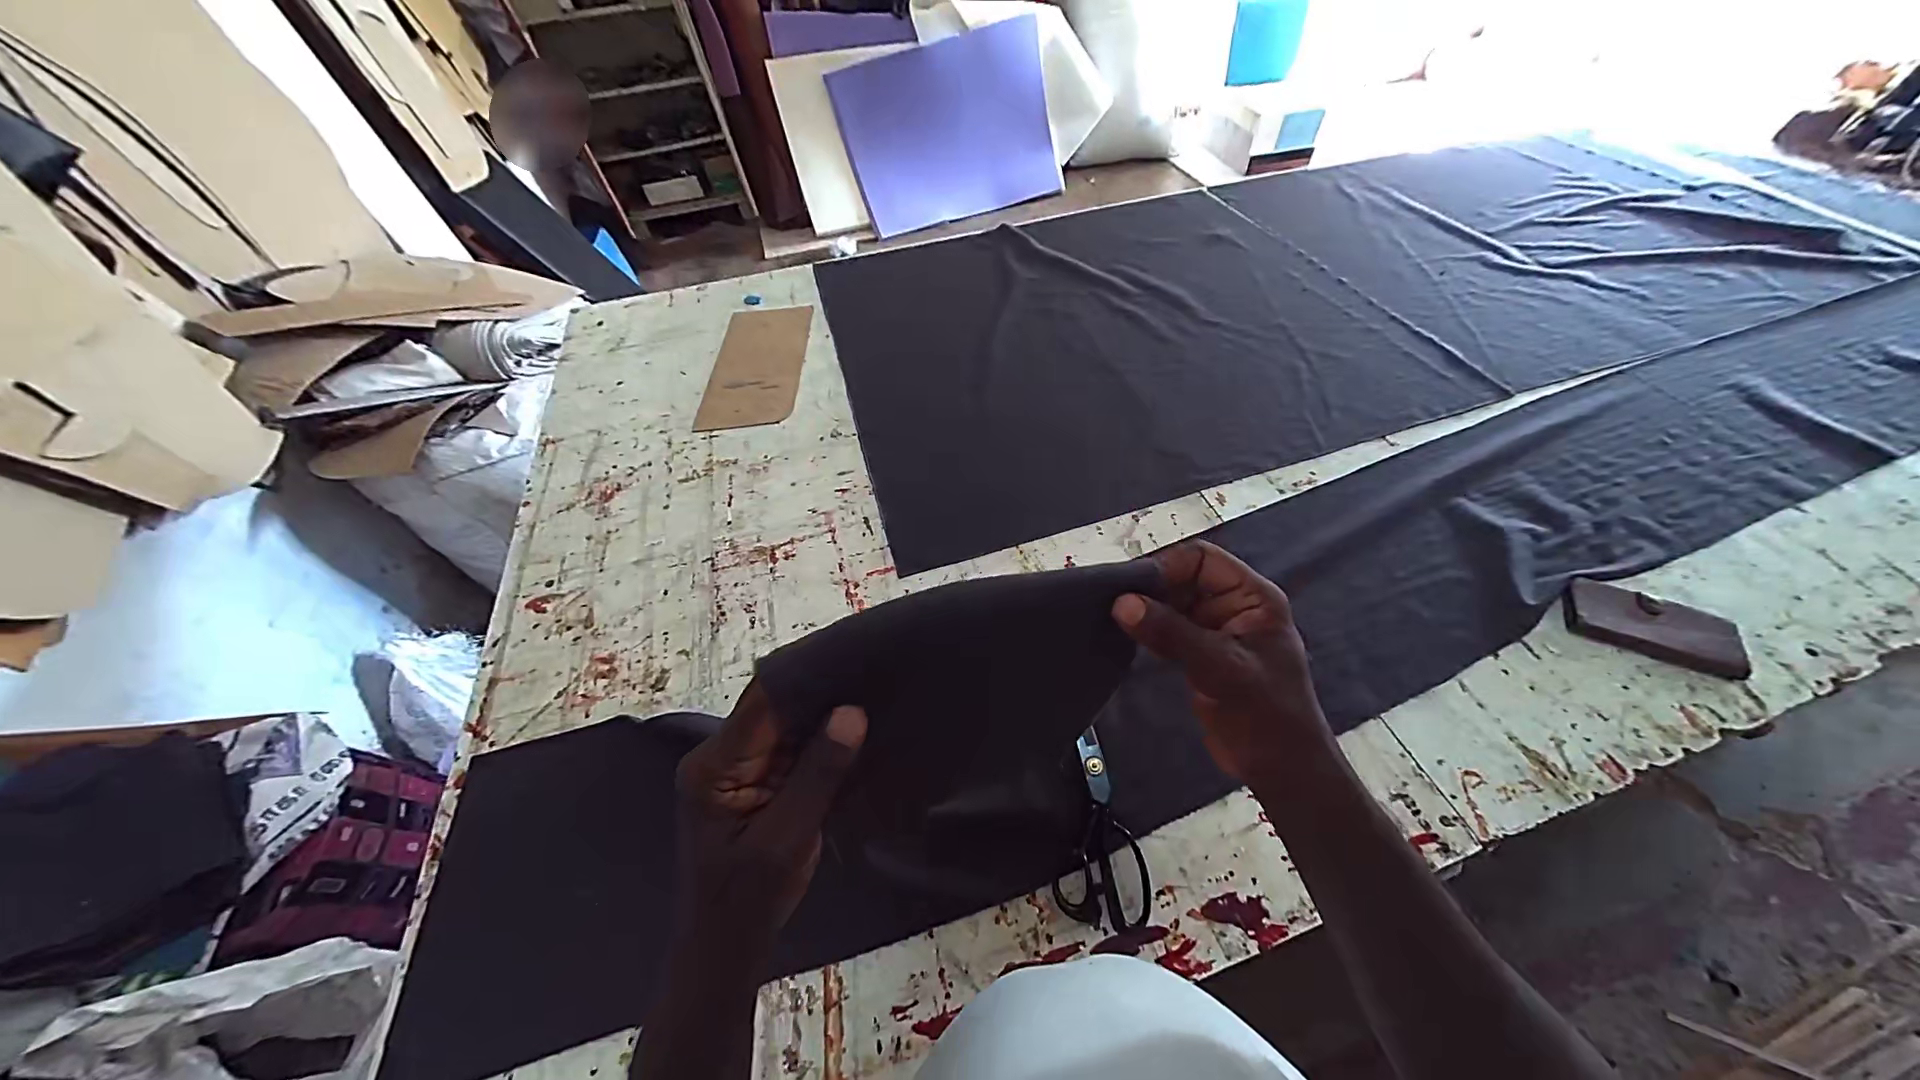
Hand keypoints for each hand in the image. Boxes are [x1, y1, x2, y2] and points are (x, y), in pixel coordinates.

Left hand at [673, 682, 867, 941]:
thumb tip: (852, 712)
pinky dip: (821, 742)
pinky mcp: (756, 783)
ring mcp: (737, 769)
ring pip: (786, 726)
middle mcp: (720, 757)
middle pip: (774, 709)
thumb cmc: (745, 903)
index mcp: (713, 765)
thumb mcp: (786, 839)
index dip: (806, 676)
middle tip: (872, 671)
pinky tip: (855, 730)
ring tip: (872, 690)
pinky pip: (791, 750)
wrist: (723, 954)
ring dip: (824, 715)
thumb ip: (818, 774)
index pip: (762, 703)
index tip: (851, 656)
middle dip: (821, 693)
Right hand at [1112, 540, 1332, 789]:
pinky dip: (1147, 629)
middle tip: (1113, 601)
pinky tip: (1125, 635)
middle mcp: (1232, 606)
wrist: (1280, 769)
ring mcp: (1214, 630)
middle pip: (1183, 577)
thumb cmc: (1266, 715)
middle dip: (1150, 587)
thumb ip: (1172, 634)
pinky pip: (1167, 628)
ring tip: (1112, 616)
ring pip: (1171, 603)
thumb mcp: (1221, 669)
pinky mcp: (1199, 653)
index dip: (1165, 566)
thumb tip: (1122, 603)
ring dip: (1145, 608)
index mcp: (1252, 597)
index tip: (1129, 585)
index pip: (1201, 559)